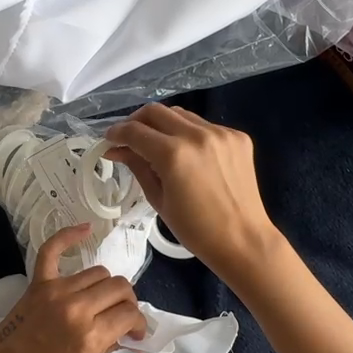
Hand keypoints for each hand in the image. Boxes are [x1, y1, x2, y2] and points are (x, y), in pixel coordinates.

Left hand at [0, 224, 147, 352]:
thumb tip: (136, 336)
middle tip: (121, 315)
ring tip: (102, 299)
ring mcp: (56, 291)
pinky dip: (68, 236)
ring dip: (106, 285)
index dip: (139, 323)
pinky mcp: (38, 282)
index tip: (135, 331)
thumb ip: (112, 344)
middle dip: (127, 302)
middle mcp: (77, 308)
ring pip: (98, 272)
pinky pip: (53, 249)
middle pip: (119, 287)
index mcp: (91, 336)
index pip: (130, 314)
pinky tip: (86, 229)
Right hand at [103, 103, 284, 274]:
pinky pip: (203, 125)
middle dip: (136, 121)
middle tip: (129, 138)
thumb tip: (115, 150)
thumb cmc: (195, 230)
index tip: (109, 139)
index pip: (135, 131)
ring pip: (180, 114)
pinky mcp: (238, 137)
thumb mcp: (158, 199)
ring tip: (158, 144)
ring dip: (163, 125)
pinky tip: (188, 154)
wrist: (243, 241)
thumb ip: (137, 166)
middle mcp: (197, 135)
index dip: (117, 133)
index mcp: (174, 154)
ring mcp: (221, 133)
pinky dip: (188, 133)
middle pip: (156, 112)